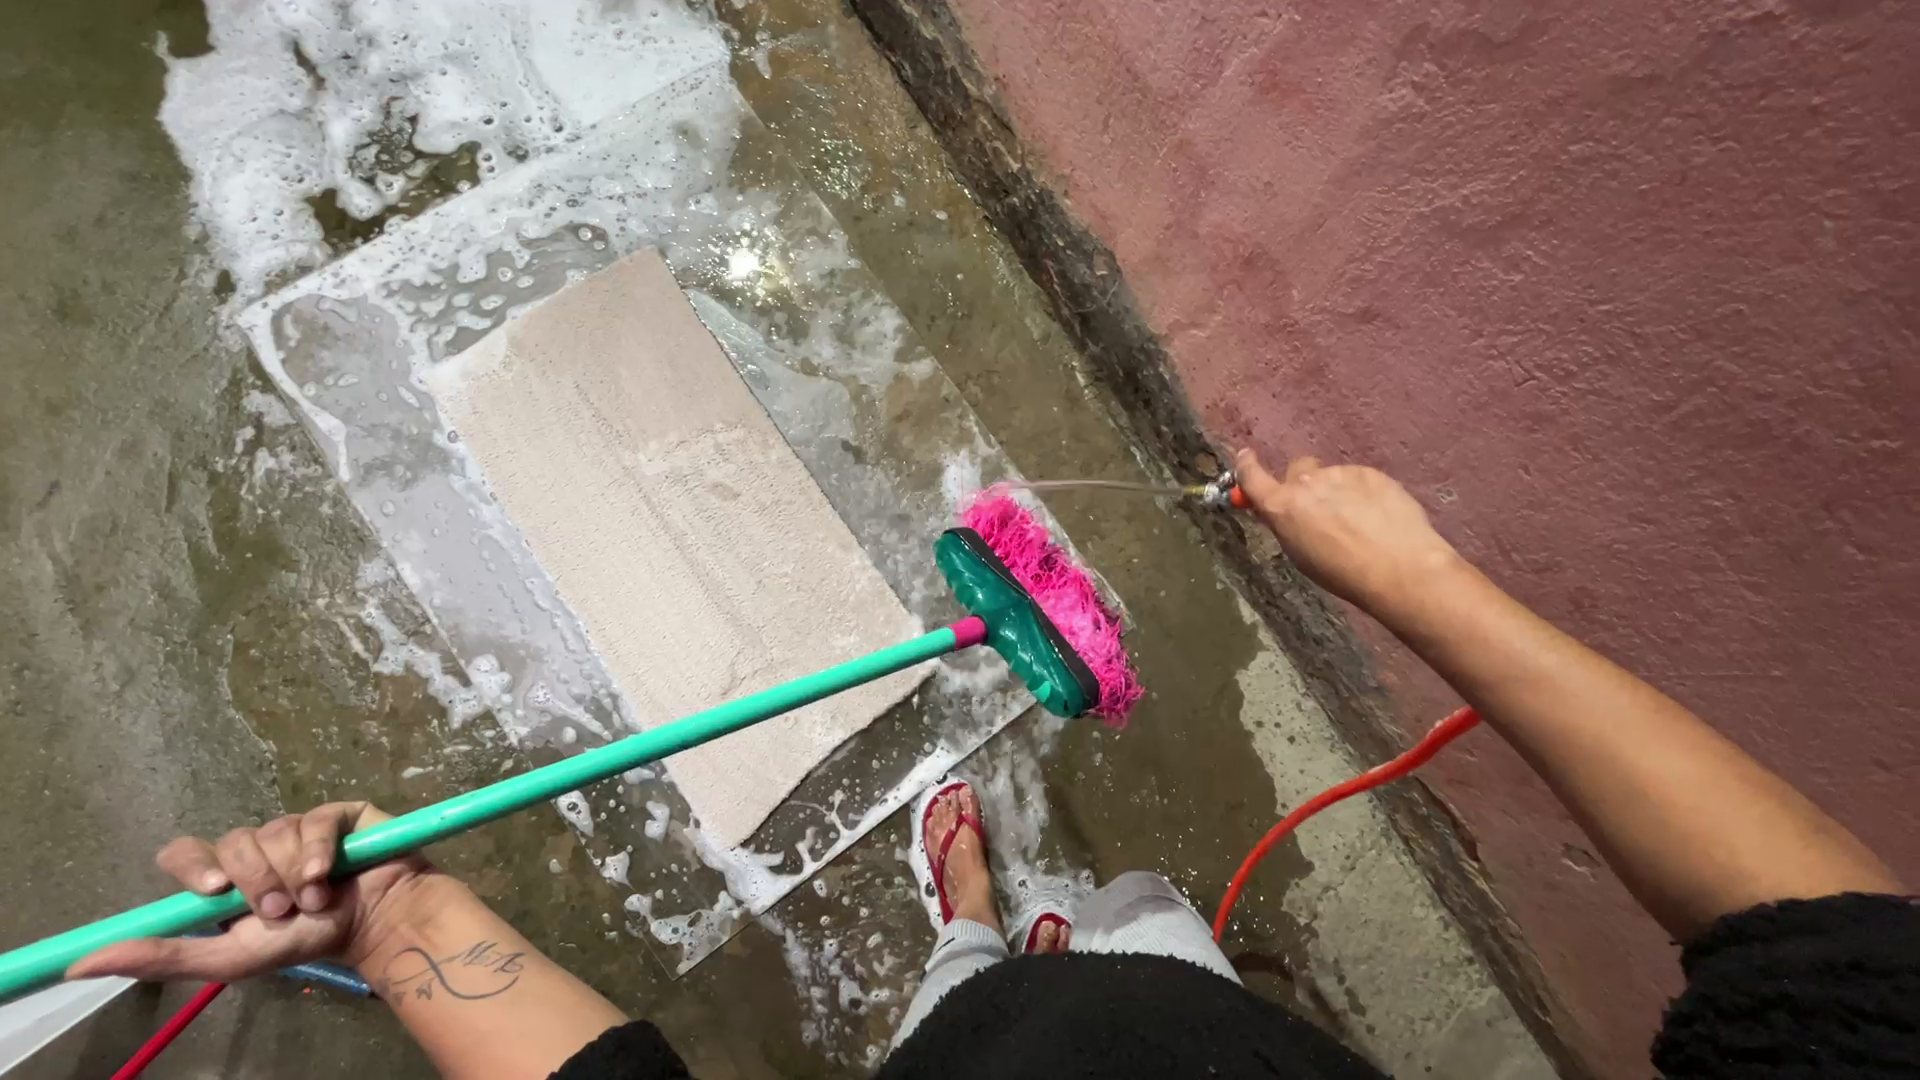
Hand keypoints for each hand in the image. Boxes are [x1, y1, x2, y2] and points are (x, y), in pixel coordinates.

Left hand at [68, 802, 431, 981]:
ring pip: (276, 833)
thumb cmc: (309, 940)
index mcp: (228, 878)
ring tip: (316, 897)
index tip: (213, 891)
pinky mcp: (339, 814)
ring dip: (294, 873)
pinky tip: (331, 873)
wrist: (378, 919)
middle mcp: (261, 847)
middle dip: (258, 882)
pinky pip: (316, 821)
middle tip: (282, 909)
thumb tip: (79, 965)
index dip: (193, 863)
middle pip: (235, 843)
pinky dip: (318, 852)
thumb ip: (165, 957)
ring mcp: (301, 827)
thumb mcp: (232, 958)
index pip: (186, 851)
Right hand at [1234, 448, 1459, 612]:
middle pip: (1297, 470)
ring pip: (1331, 476)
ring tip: (1358, 520)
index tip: (1245, 455)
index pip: (1251, 476)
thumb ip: (1287, 524)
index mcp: (1281, 506)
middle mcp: (1305, 483)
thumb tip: (1284, 511)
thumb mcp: (1300, 553)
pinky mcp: (1370, 472)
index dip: (1246, 465)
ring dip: (1337, 491)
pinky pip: (1358, 478)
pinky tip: (1377, 515)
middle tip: (1319, 507)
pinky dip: (1363, 492)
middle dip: (1303, 483)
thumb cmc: (1341, 572)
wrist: (1397, 566)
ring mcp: (1339, 474)